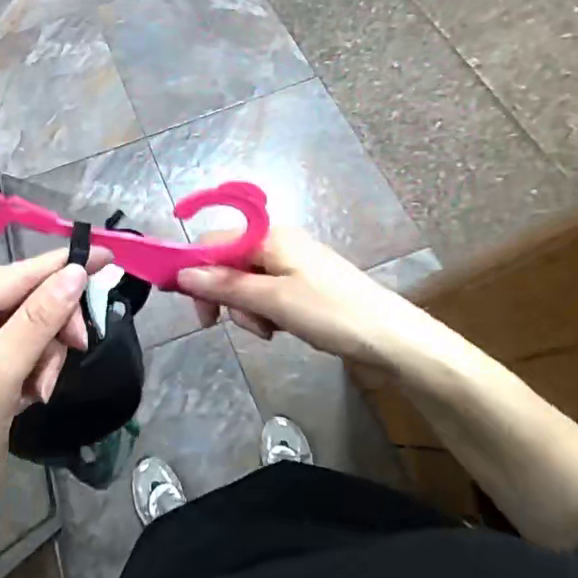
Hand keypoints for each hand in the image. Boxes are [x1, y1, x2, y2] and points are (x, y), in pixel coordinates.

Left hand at [0, 248, 108, 513]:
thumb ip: (40, 317)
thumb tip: (76, 270)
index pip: (18, 273)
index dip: (62, 264)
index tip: (108, 255)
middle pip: (31, 301)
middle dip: (55, 325)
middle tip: (80, 345)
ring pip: (37, 331)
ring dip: (49, 357)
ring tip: (41, 391)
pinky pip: (31, 358)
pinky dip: (40, 373)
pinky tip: (35, 397)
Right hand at [179, 227, 430, 367]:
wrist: (393, 340)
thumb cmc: (332, 313)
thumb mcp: (273, 301)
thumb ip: (226, 286)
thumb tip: (183, 273)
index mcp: (270, 237)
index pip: (214, 242)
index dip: (195, 270)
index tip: (190, 306)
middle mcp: (278, 243)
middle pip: (228, 263)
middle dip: (226, 295)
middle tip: (232, 326)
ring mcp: (293, 264)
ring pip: (246, 283)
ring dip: (247, 309)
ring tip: (269, 330)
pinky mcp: (303, 285)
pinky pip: (267, 294)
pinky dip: (265, 312)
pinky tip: (280, 329)